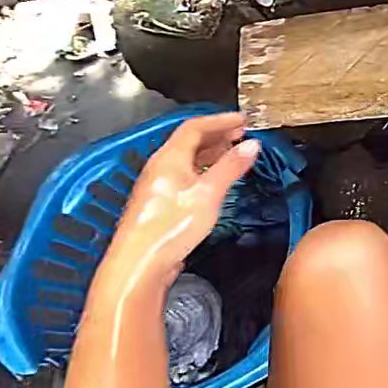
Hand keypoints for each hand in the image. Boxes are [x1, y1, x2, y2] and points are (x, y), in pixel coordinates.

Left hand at [104, 112, 259, 283]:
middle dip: (217, 134)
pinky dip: (201, 169)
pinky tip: (212, 180)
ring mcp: (156, 186)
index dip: (220, 120)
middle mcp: (159, 168)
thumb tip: (250, 146)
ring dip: (210, 151)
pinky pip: (182, 175)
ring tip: (231, 152)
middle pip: (189, 140)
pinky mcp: (157, 204)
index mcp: (169, 158)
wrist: (137, 267)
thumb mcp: (209, 194)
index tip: (241, 120)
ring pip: (185, 158)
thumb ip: (231, 167)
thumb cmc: (167, 230)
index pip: (196, 126)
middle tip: (239, 133)